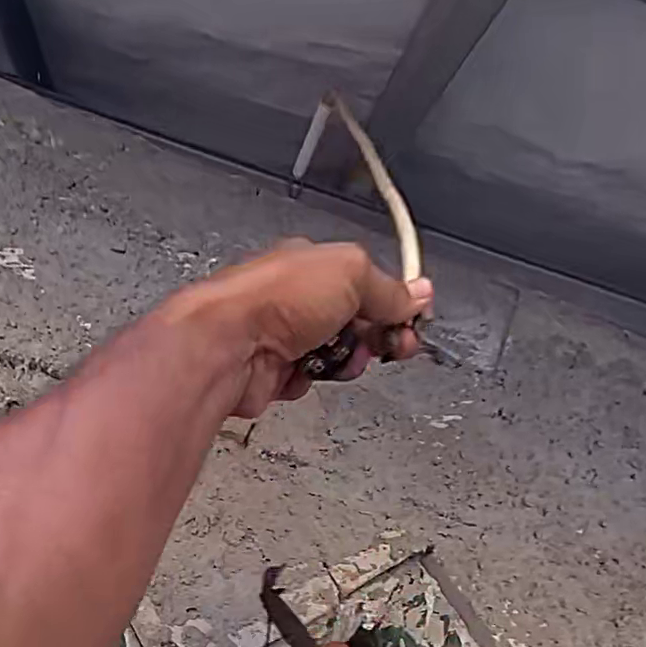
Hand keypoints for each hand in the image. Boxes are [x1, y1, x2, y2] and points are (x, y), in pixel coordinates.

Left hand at [161, 239, 433, 417]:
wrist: (227, 346)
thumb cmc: (275, 299)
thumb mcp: (351, 274)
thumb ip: (388, 288)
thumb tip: (418, 294)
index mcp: (312, 266)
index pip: (365, 284)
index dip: (392, 305)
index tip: (410, 324)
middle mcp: (294, 300)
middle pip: (351, 324)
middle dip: (372, 338)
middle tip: (384, 348)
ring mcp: (281, 338)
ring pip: (331, 357)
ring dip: (341, 361)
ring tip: (332, 358)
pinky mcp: (270, 374)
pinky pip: (306, 381)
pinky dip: (308, 380)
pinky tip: (299, 372)